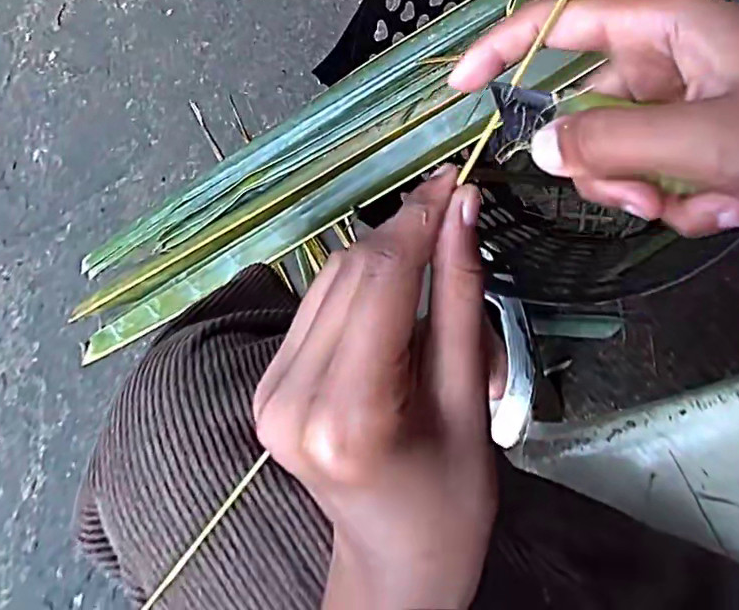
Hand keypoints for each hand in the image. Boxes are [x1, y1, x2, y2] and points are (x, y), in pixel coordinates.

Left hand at [253, 168, 494, 609]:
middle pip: (354, 269)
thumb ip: (461, 293)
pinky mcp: (269, 379)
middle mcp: (292, 396)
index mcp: (347, 414)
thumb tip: (464, 208)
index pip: (383, 278)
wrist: (396, 560)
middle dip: (409, 230)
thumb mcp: (469, 394)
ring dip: (392, 256)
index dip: (421, 216)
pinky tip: (401, 299)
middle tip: (457, 210)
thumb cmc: (450, 497)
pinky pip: (322, 299)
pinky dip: (367, 281)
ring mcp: (270, 388)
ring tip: (440, 276)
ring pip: (334, 275)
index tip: (456, 178)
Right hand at [448, 0, 738, 238]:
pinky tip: (737, 213)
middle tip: (644, 198)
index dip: (496, 51)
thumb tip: (541, 147)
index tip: (456, 93)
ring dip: (650, 191)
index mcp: (658, 26)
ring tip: (710, 208)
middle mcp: (665, 56)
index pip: (550, 23)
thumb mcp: (716, 139)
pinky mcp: (718, 135)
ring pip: (624, 150)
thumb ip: (615, 141)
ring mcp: (691, 99)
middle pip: (585, 108)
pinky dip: (687, 200)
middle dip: (604, 163)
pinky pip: (667, 171)